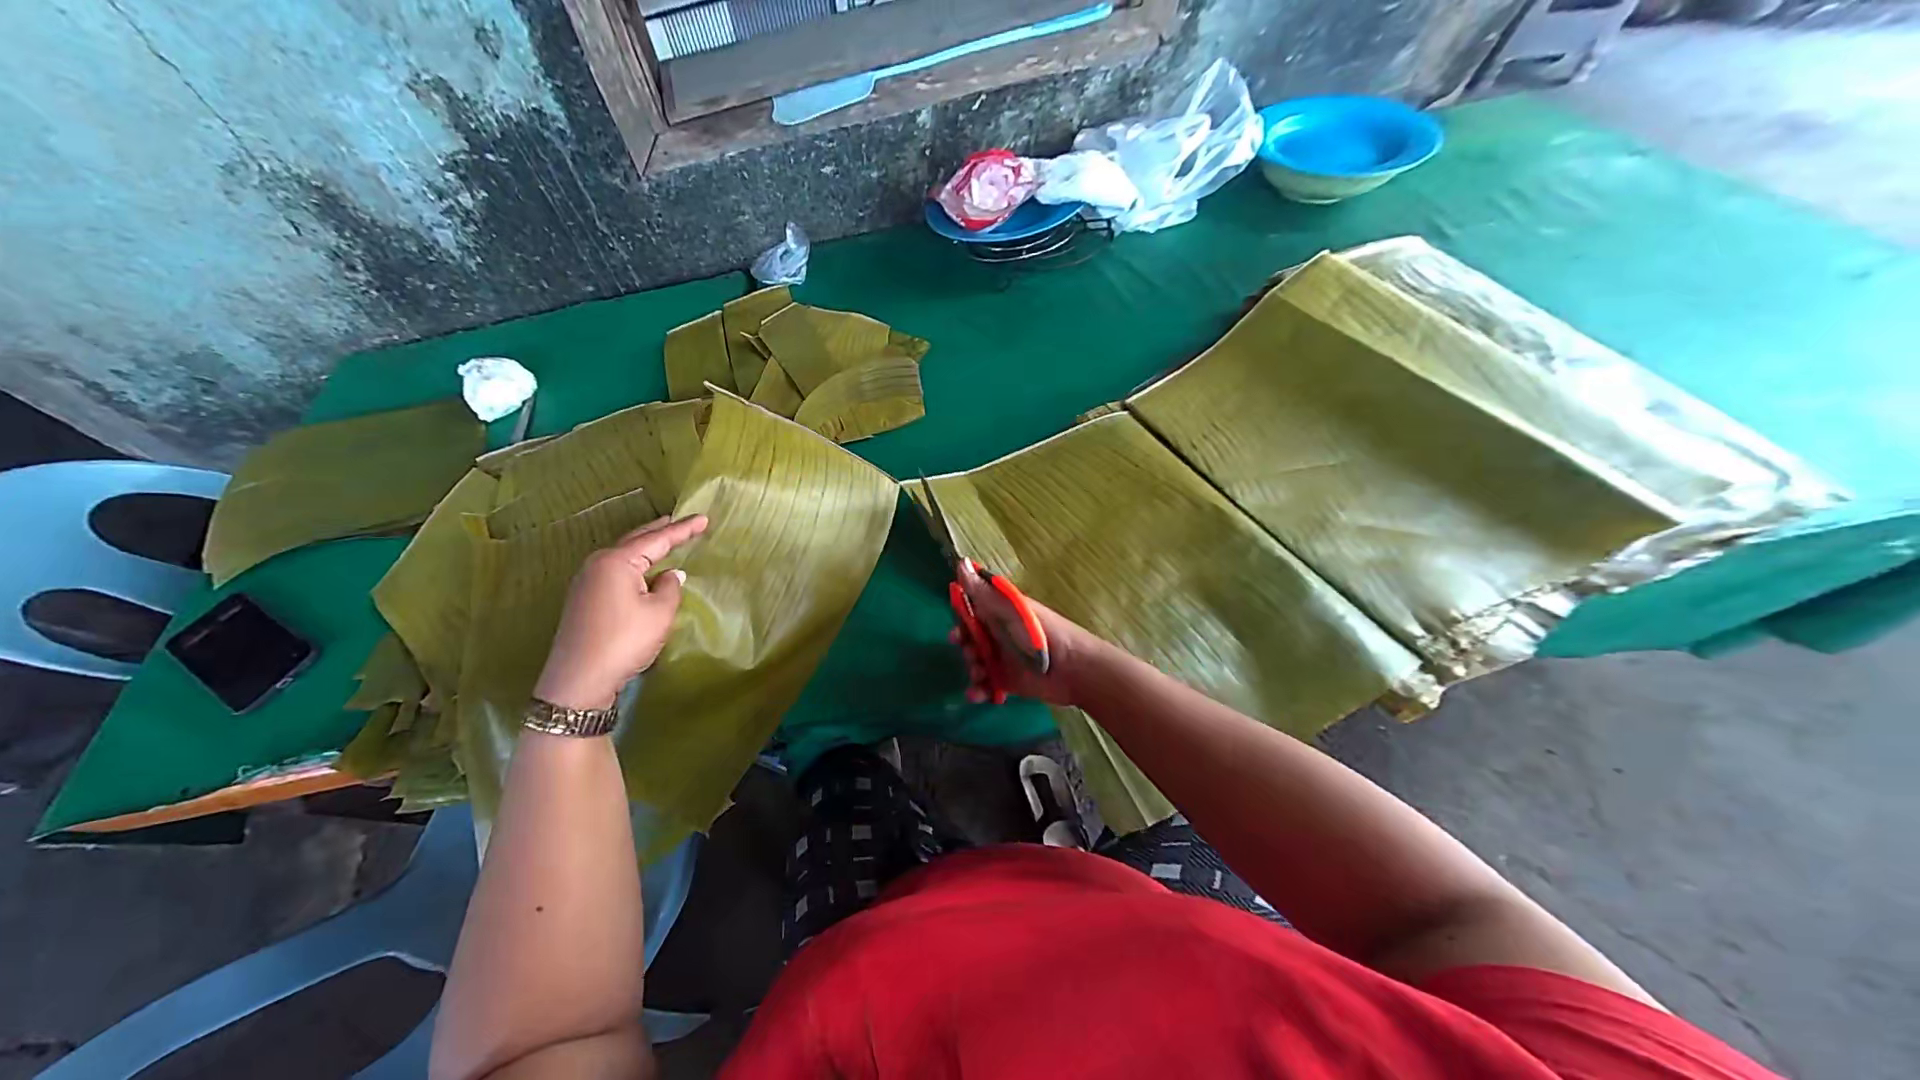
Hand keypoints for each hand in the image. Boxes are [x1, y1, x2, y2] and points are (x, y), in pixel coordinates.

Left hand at [534, 514, 708, 710]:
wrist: (579, 680)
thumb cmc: (624, 641)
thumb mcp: (659, 613)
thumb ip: (670, 588)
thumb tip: (670, 575)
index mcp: (617, 561)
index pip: (657, 539)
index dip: (683, 530)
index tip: (704, 518)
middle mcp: (597, 564)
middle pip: (635, 541)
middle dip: (660, 531)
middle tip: (683, 522)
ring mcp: (586, 581)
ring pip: (623, 555)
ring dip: (645, 547)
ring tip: (665, 539)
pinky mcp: (583, 598)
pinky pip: (615, 569)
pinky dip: (634, 563)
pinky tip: (643, 568)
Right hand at [952, 560, 1111, 707]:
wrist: (1071, 667)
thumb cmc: (1039, 633)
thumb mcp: (1008, 608)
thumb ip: (982, 590)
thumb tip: (960, 559)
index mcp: (999, 613)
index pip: (971, 612)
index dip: (961, 620)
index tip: (958, 629)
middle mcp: (998, 634)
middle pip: (969, 639)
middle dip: (965, 647)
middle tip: (971, 652)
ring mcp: (1002, 659)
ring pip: (975, 663)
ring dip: (972, 669)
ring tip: (980, 674)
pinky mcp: (1007, 681)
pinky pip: (985, 686)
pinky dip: (978, 690)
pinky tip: (977, 694)